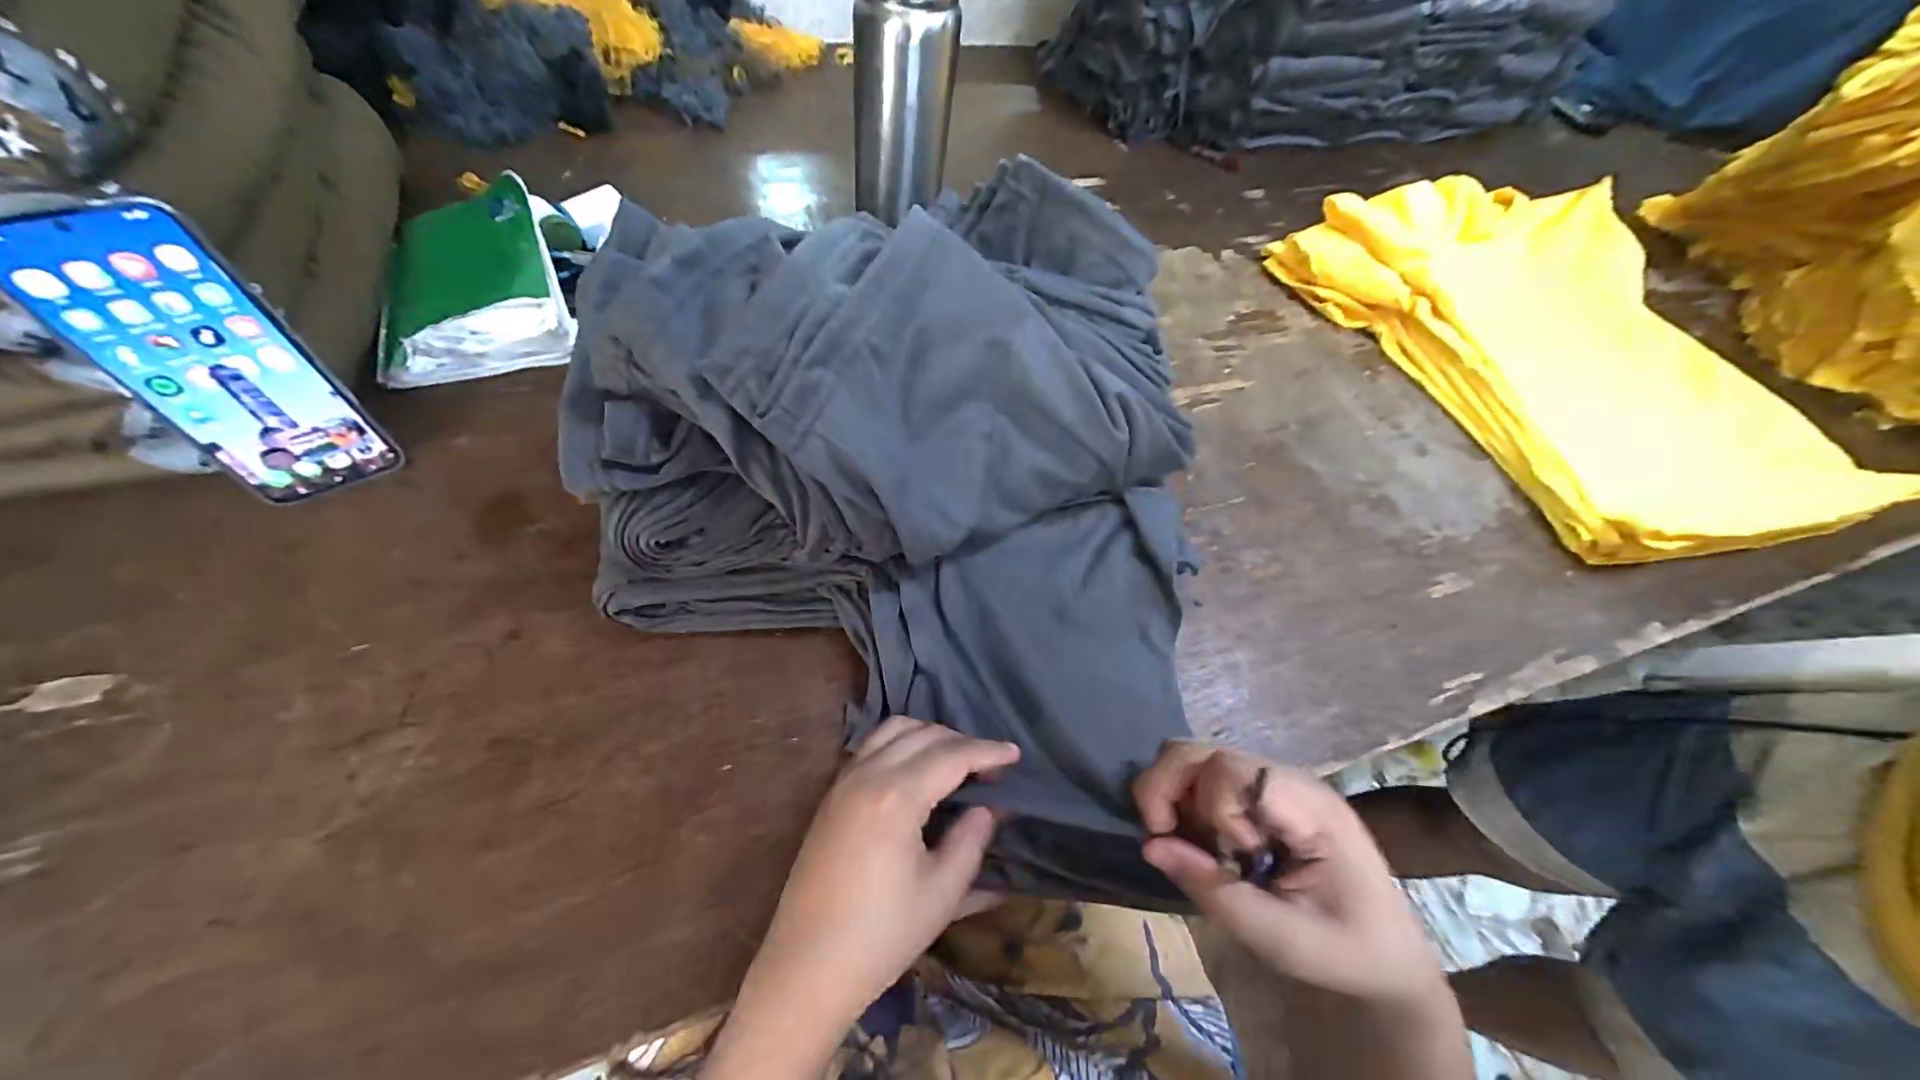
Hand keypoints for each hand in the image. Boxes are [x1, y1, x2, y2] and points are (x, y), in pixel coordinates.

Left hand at [703, 717, 1017, 1079]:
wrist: (807, 967)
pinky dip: (900, 744)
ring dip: (928, 736)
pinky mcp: (830, 796)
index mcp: (897, 796)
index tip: (1015, 755)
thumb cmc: (881, 936)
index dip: (988, 752)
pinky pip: (871, 747)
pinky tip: (916, 771)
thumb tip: (989, 807)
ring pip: (892, 731)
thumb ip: (971, 840)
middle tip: (990, 767)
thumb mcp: (942, 892)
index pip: (952, 755)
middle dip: (962, 742)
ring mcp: (843, 782)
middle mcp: (867, 775)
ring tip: (955, 762)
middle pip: (923, 734)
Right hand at [1134, 741, 1445, 1004]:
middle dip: (1167, 790)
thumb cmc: (1345, 952)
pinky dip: (1183, 802)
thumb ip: (1214, 890)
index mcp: (1309, 808)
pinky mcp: (1257, 793)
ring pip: (1193, 757)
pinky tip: (1201, 841)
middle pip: (1201, 752)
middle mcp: (1286, 779)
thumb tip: (1149, 845)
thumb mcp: (1282, 939)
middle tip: (1167, 838)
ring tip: (1188, 843)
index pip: (1231, 770)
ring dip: (1172, 796)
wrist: (1387, 958)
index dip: (1211, 807)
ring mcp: (1270, 782)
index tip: (1227, 857)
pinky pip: (1201, 776)